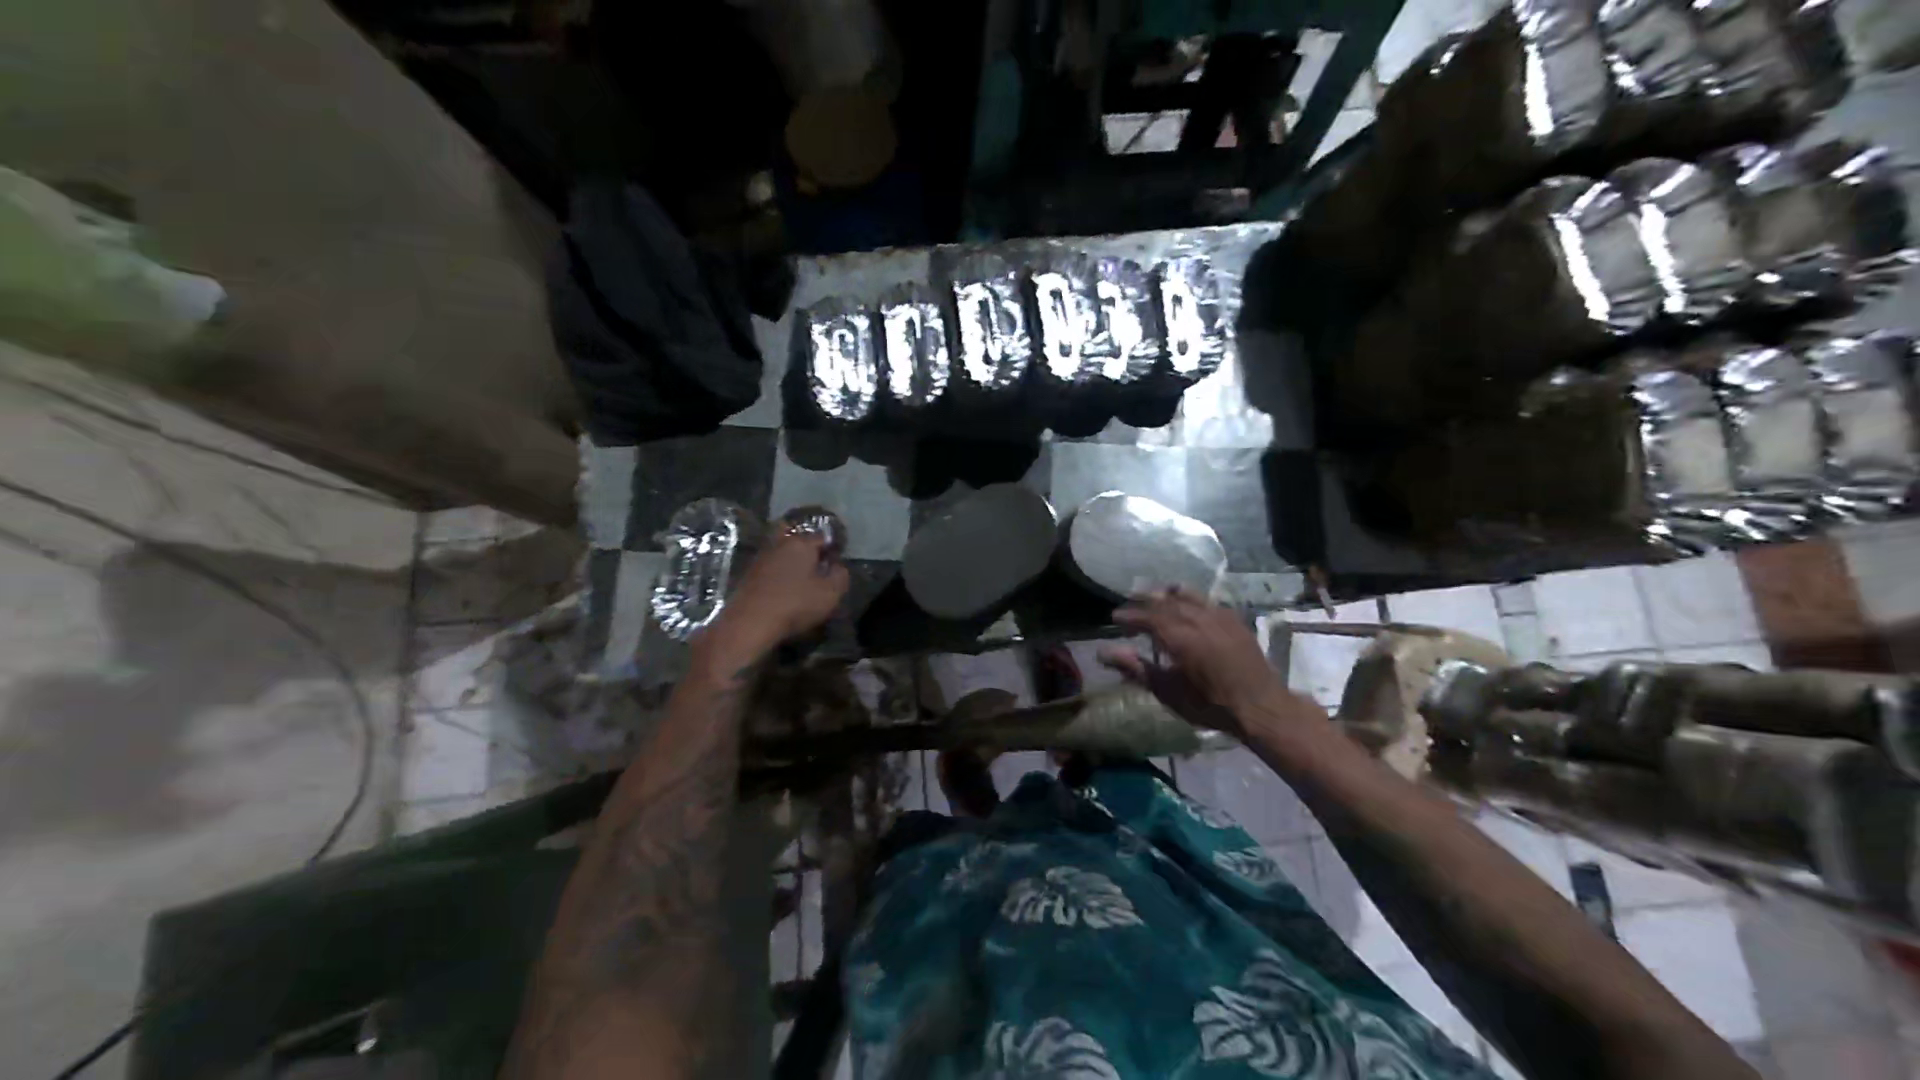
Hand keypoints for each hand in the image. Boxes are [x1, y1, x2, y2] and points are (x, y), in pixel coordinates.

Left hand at [698, 531, 848, 663]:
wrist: (750, 622)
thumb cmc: (796, 604)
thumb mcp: (830, 594)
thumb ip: (840, 576)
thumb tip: (838, 566)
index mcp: (801, 543)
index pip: (822, 537)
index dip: (831, 549)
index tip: (836, 563)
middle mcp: (779, 543)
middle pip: (797, 540)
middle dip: (807, 549)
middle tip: (816, 567)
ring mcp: (761, 557)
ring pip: (781, 552)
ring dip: (790, 561)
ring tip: (800, 579)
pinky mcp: (748, 573)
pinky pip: (769, 566)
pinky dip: (777, 573)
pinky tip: (782, 588)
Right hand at [1097, 587, 1291, 730]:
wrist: (1261, 707)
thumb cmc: (1210, 704)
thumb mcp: (1167, 691)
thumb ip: (1135, 667)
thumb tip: (1103, 653)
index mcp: (1179, 636)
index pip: (1146, 616)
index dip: (1129, 615)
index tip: (1115, 618)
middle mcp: (1198, 619)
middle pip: (1166, 601)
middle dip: (1145, 601)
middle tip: (1131, 604)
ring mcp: (1219, 617)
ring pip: (1188, 596)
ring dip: (1169, 595)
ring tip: (1158, 597)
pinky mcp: (1235, 621)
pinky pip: (1209, 602)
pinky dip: (1192, 600)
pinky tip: (1191, 607)